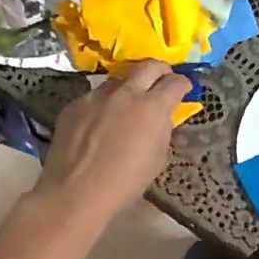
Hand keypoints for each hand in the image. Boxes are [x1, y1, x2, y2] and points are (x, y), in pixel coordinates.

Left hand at [33, 61, 190, 223]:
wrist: (75, 192)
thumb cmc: (124, 183)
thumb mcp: (157, 159)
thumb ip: (162, 130)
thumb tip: (161, 117)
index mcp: (152, 107)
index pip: (175, 83)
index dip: (182, 84)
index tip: (183, 88)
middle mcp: (125, 93)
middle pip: (148, 66)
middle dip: (160, 70)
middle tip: (162, 80)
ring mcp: (96, 96)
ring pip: (117, 80)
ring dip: (128, 87)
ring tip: (128, 102)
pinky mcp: (74, 105)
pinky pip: (94, 97)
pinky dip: (103, 104)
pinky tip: (99, 121)